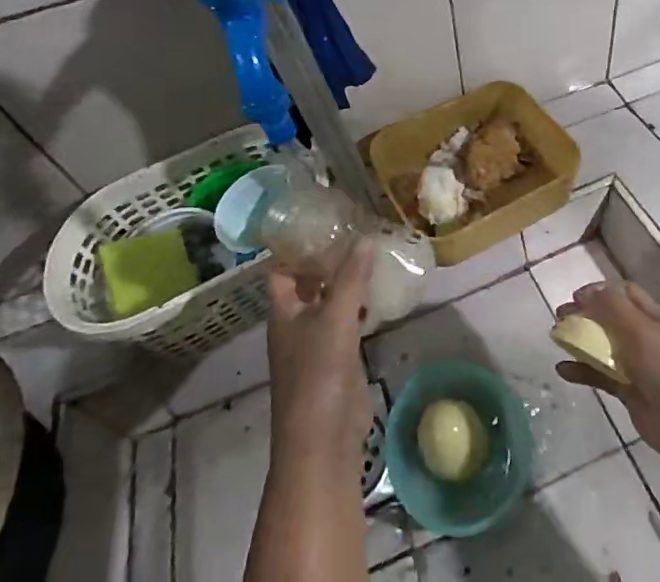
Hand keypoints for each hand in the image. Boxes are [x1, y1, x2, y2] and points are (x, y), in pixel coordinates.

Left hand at [267, 238, 374, 469]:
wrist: (323, 440)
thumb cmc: (318, 375)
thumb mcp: (334, 319)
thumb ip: (351, 278)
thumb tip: (365, 237)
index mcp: (283, 310)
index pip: (281, 267)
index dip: (294, 244)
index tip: (320, 219)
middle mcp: (296, 322)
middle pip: (307, 281)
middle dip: (326, 258)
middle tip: (354, 227)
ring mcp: (317, 341)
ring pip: (329, 300)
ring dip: (345, 280)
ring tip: (371, 250)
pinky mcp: (339, 358)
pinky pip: (346, 321)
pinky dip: (359, 304)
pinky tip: (378, 292)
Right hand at [555, 281, 659, 462]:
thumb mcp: (640, 330)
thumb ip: (612, 306)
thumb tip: (586, 291)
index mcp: (653, 317)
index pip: (624, 293)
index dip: (600, 291)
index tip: (575, 297)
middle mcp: (645, 336)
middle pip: (610, 317)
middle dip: (585, 313)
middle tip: (560, 315)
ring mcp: (637, 364)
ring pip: (603, 345)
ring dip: (580, 340)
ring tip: (557, 338)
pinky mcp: (628, 389)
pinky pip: (600, 375)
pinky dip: (582, 371)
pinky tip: (563, 371)